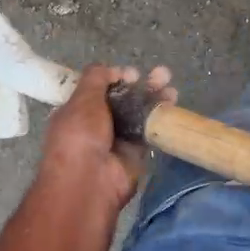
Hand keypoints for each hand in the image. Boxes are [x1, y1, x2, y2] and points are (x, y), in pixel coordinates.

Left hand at [35, 65, 175, 210]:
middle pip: (122, 99)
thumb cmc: (79, 135)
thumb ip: (96, 78)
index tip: (131, 74)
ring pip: (138, 112)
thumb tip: (113, 70)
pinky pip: (149, 130)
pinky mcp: (135, 153)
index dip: (116, 78)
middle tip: (162, 74)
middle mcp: (96, 124)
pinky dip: (160, 117)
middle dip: (141, 85)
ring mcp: (116, 139)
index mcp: (77, 111)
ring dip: (154, 97)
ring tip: (170, 84)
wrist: (90, 181)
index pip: (99, 89)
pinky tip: (172, 103)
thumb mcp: (82, 98)